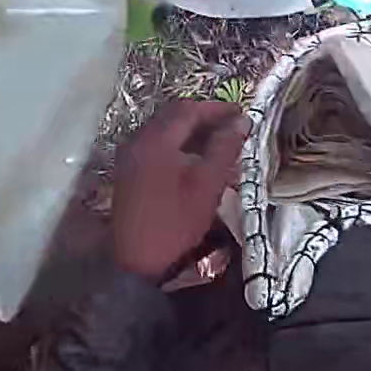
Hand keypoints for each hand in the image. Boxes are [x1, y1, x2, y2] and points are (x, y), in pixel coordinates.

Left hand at [113, 100, 249, 281]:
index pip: (188, 109)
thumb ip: (224, 147)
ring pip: (166, 133)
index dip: (217, 108)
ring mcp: (130, 157)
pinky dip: (179, 148)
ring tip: (220, 146)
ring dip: (193, 134)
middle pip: (174, 117)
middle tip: (232, 128)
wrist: (137, 261)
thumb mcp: (208, 182)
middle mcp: (138, 140)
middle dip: (205, 119)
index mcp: (155, 139)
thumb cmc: (175, 221)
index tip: (242, 114)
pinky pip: (157, 148)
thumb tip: (241, 121)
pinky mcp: (129, 173)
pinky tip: (198, 163)